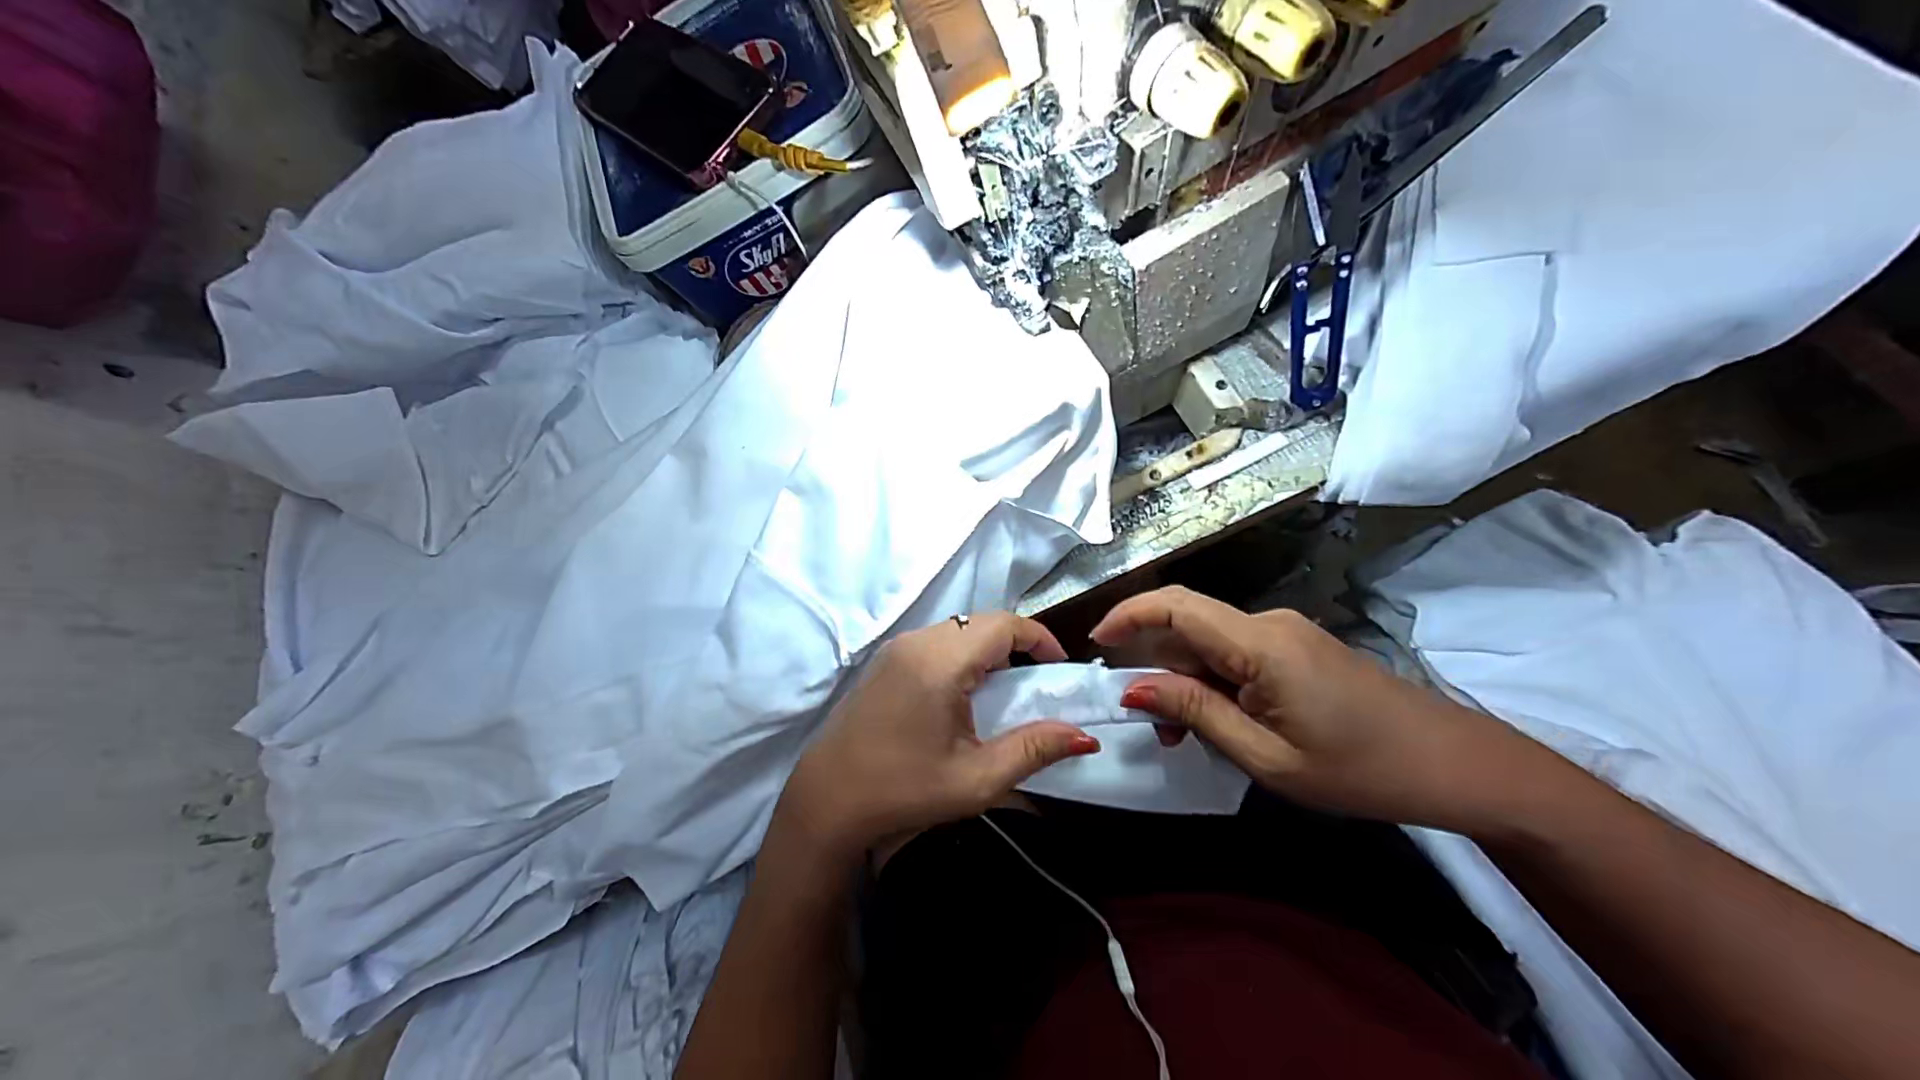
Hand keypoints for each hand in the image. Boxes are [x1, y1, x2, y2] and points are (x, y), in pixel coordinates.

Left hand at [775, 613, 1100, 863]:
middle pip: (980, 623)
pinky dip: (961, 656)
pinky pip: (936, 642)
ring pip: (957, 630)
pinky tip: (964, 696)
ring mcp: (895, 648)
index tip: (1060, 668)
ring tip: (1005, 692)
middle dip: (1016, 645)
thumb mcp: (977, 779)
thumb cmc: (904, 791)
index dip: (1039, 638)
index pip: (1002, 624)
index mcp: (939, 662)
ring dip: (987, 650)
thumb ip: (1034, 750)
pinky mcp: (883, 661)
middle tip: (1036, 684)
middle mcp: (916, 642)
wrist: (828, 800)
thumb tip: (1084, 734)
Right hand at [1091, 586, 1554, 832]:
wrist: (1456, 766)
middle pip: (1189, 628)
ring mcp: (1287, 633)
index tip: (1095, 644)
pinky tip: (1217, 721)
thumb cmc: (1360, 769)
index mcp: (1260, 644)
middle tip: (1146, 723)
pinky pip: (1237, 655)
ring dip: (1185, 681)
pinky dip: (1214, 683)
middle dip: (1155, 667)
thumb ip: (1197, 712)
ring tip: (1182, 735)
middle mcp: (1269, 624)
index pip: (1176, 607)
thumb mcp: (1267, 756)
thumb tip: (1135, 687)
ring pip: (1210, 644)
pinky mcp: (1298, 649)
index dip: (1128, 615)